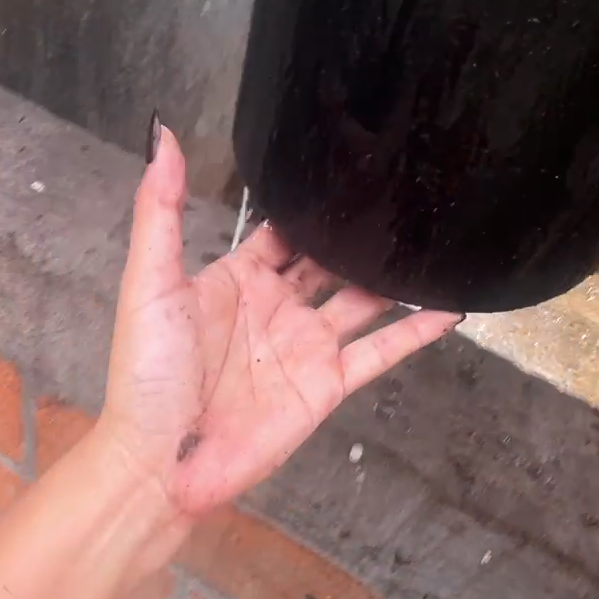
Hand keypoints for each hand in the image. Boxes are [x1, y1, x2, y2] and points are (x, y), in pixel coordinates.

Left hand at [97, 125, 462, 518]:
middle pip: (329, 262)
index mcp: (236, 280)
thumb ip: (161, 212)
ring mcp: (304, 347)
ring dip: (395, 273)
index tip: (353, 167)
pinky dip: (415, 331)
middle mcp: (275, 309)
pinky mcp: (326, 385)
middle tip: (407, 193)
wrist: (164, 462)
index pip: (283, 233)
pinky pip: (380, 352)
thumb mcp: (149, 283)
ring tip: (436, 236)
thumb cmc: (147, 375)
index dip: (311, 204)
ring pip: (362, 300)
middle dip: (359, 234)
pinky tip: (451, 306)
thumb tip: (164, 137)